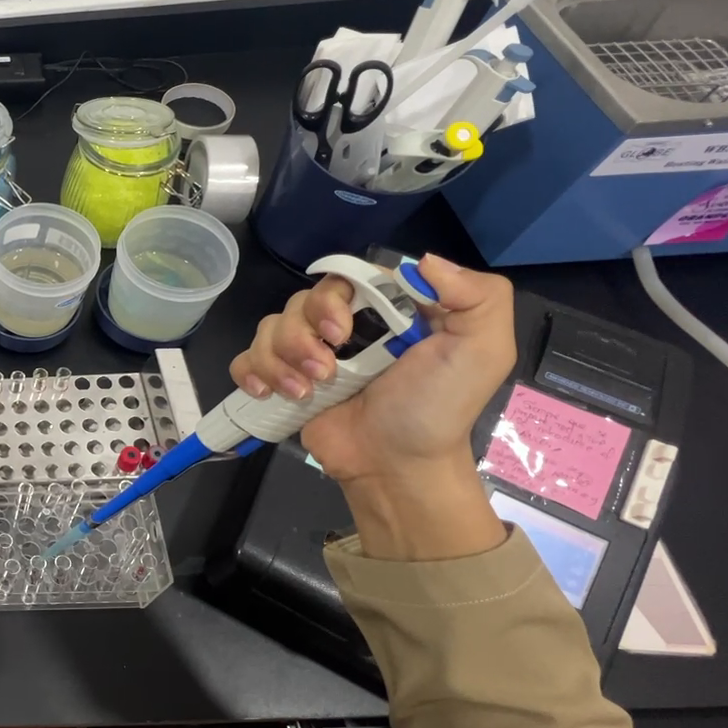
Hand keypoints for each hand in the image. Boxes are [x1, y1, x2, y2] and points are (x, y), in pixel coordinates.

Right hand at [228, 253, 514, 558]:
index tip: (340, 329)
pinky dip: (250, 373)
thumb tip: (425, 261)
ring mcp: (307, 354)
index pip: (343, 278)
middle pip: (298, 302)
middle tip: (326, 370)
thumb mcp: (482, 351)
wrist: (394, 466)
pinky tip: (268, 393)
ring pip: (268, 329)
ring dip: (279, 361)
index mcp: (385, 312)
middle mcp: (344, 327)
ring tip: (305, 392)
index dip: (331, 297)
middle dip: (301, 336)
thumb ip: (478, 297)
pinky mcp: (281, 381)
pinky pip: (246, 359)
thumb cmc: (435, 409)